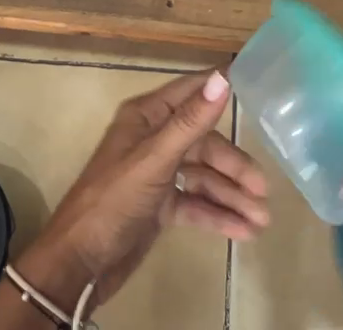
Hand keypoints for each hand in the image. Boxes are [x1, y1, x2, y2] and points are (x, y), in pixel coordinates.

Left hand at [15, 69, 269, 308]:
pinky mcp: (159, 206)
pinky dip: (217, 215)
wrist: (79, 263)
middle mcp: (153, 139)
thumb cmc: (113, 200)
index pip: (190, 93)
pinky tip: (243, 232)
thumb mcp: (154, 159)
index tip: (259, 91)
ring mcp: (156, 174)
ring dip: (231, 195)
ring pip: (202, 176)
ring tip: (262, 220)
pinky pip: (195, 203)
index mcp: (146, 117)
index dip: (220, 90)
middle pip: (203, 143)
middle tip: (263, 190)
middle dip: (233, 166)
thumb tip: (222, 78)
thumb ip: (190, 122)